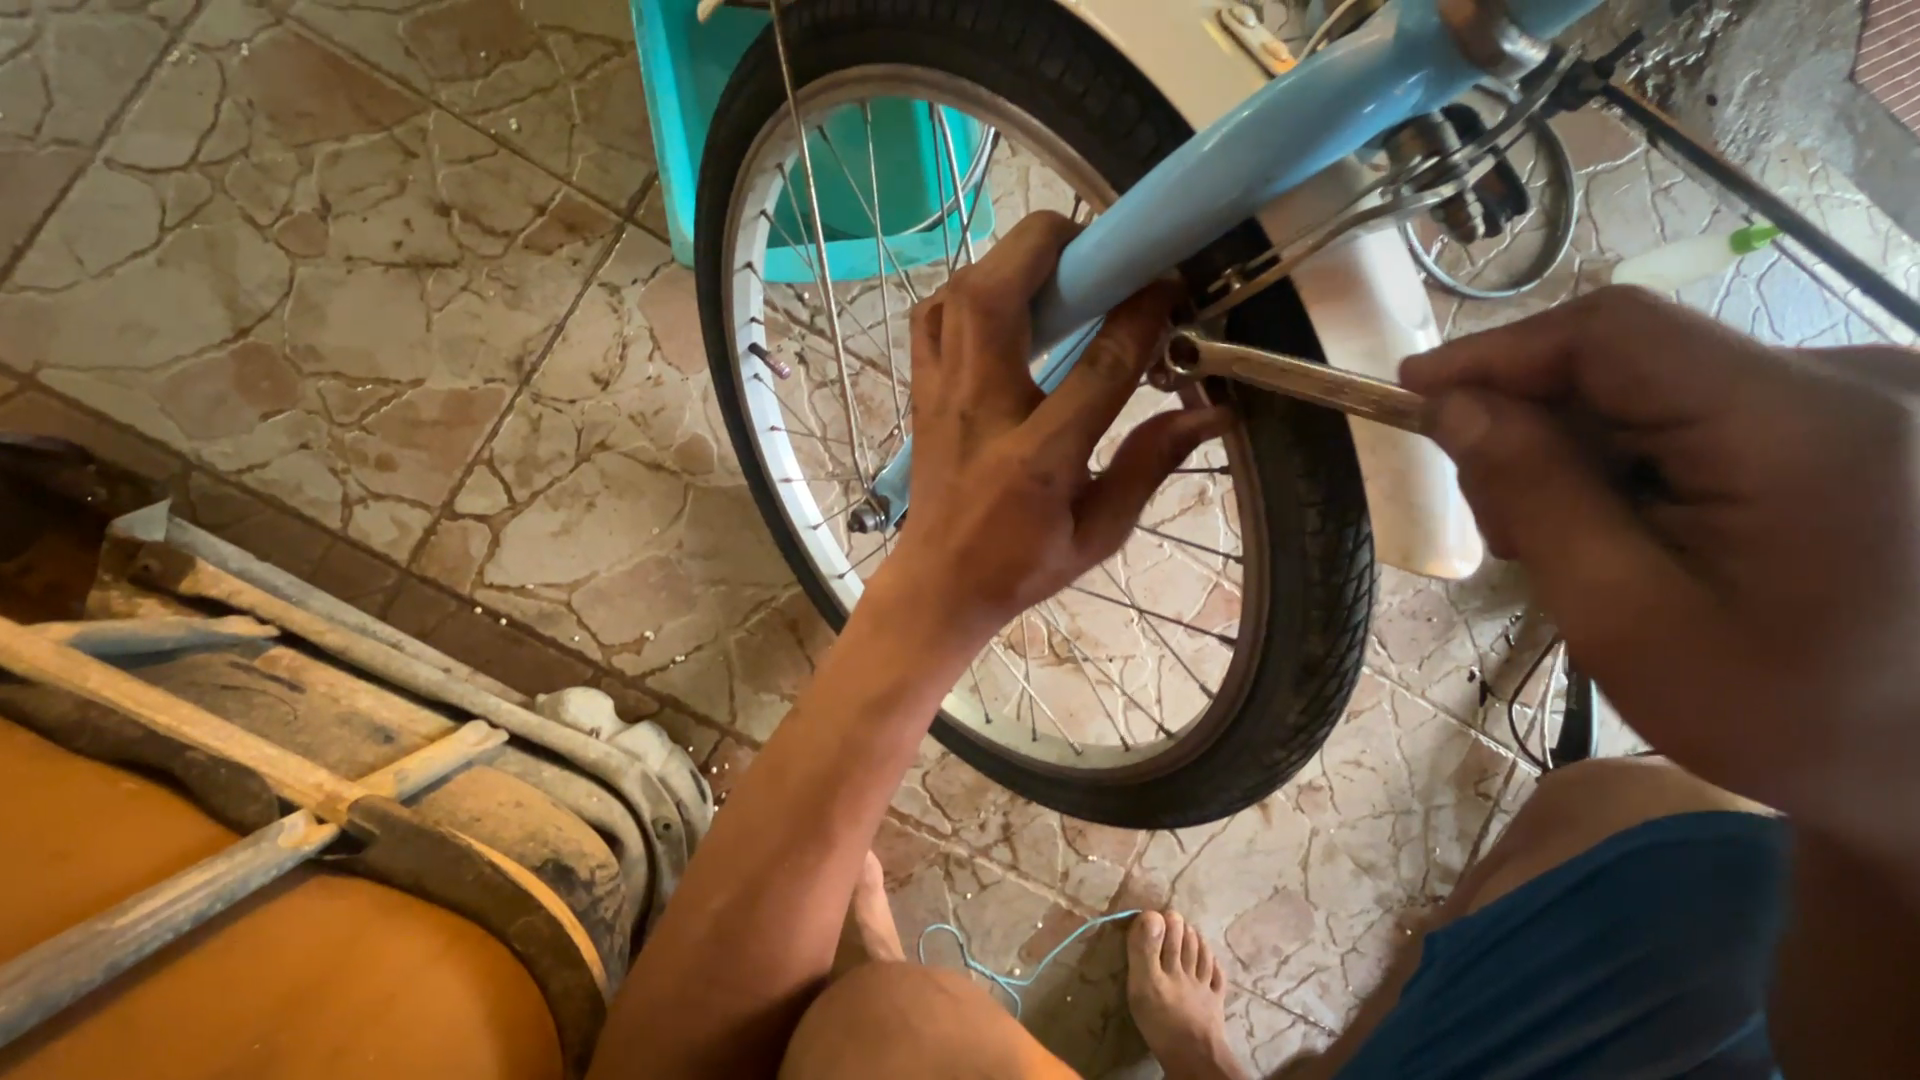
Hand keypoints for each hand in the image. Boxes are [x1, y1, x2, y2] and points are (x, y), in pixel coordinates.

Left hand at [865, 212, 1230, 652]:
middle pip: (998, 296)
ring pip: (958, 294)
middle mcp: (980, 411)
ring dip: (1007, 262)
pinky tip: (1002, 303)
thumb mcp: (1100, 531)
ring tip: (1056, 269)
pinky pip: (932, 316)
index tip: (1170, 284)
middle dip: (1052, 246)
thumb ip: (1149, 465)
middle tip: (1100, 247)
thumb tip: (1212, 412)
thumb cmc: (1021, 565)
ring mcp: (940, 396)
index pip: (1098, 365)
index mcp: (1037, 459)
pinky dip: (967, 290)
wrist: (938, 585)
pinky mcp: (920, 391)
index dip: (1141, 313)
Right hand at [1401, 286, 1919, 865]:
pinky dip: (1634, 460)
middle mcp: (1858, 380)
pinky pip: (1698, 408)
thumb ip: (1536, 497)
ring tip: (1571, 546)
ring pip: (1653, 388)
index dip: (1496, 352)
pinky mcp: (1863, 416)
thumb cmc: (1785, 715)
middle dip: (1534, 431)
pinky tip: (1633, 529)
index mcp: (1810, 431)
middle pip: (1628, 364)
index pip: (1614, 333)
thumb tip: (1451, 405)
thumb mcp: (1625, 618)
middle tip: (1508, 534)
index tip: (1411, 395)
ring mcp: (1869, 394)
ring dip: (1580, 454)